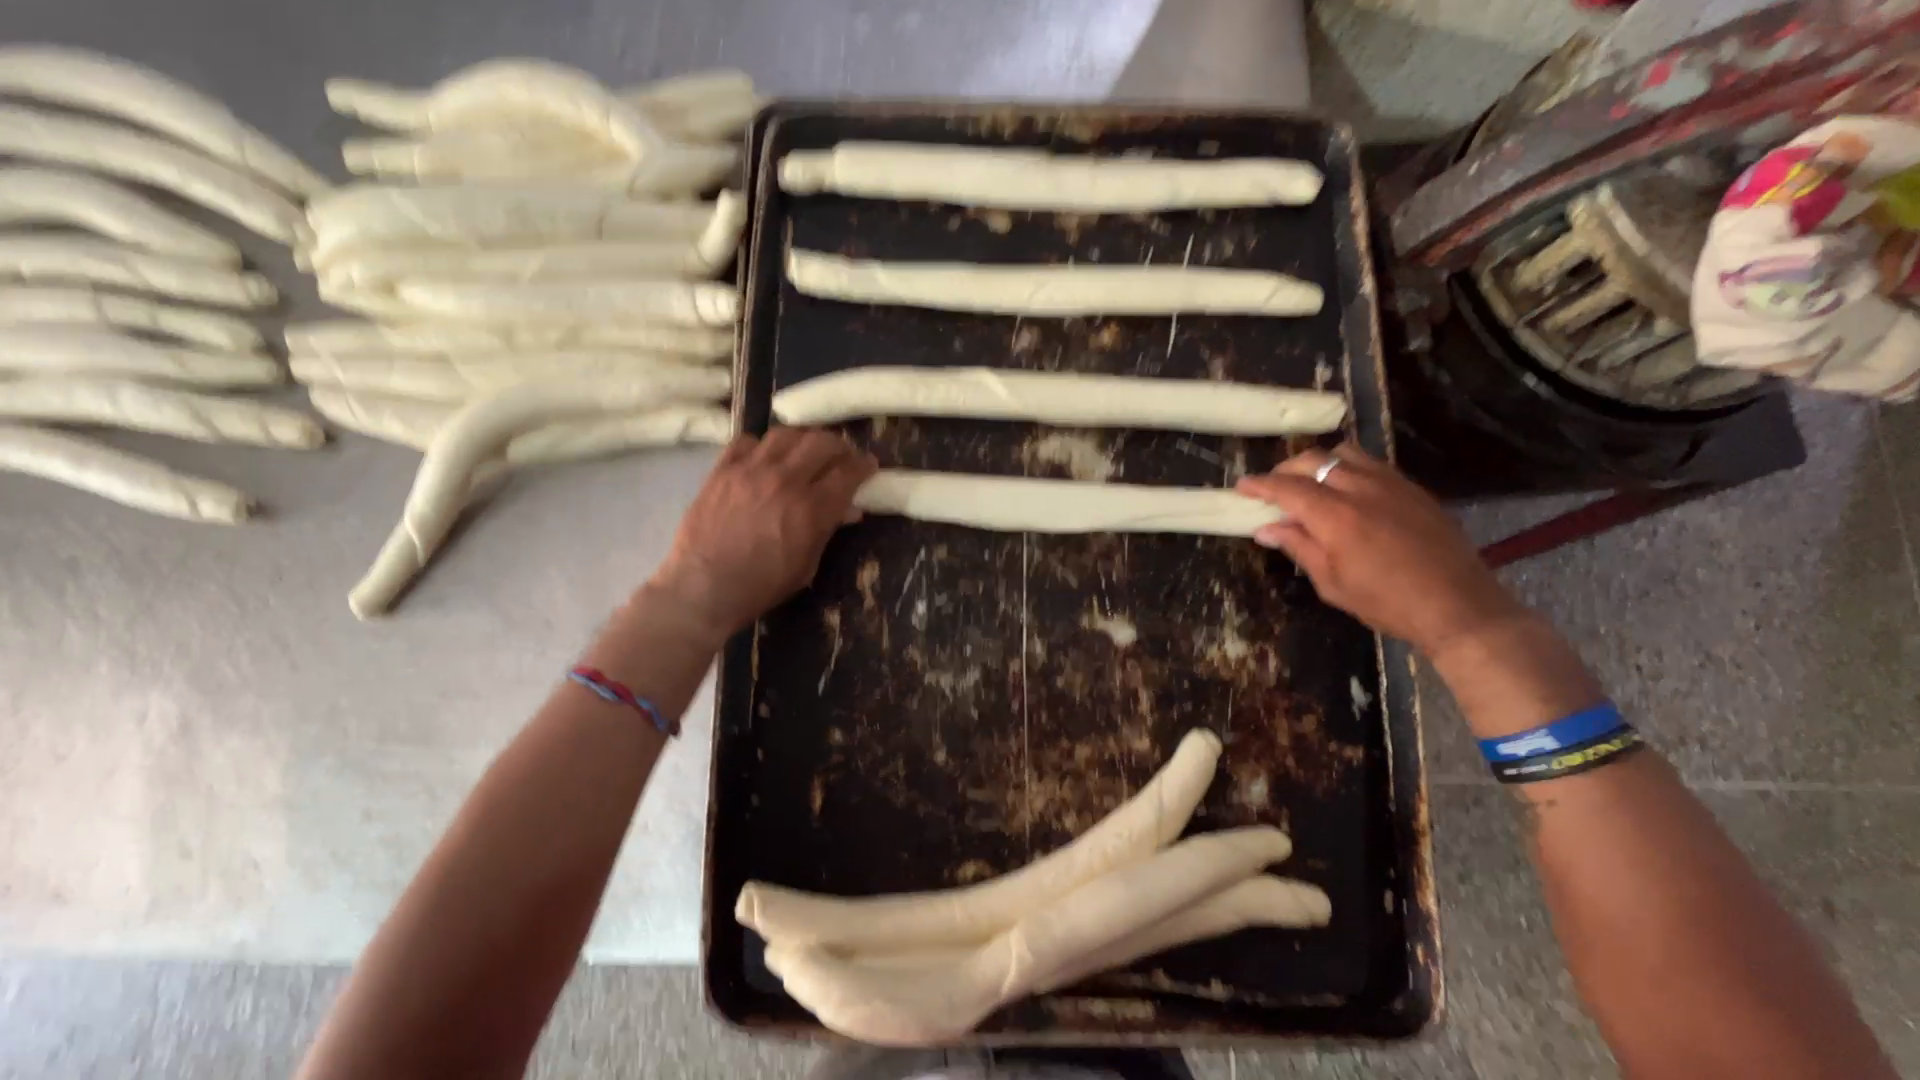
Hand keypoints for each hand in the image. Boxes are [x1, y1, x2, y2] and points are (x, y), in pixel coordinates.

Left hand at [648, 428, 877, 644]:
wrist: (702, 588)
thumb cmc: (760, 587)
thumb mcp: (806, 565)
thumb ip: (827, 531)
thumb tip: (848, 510)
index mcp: (811, 508)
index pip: (847, 472)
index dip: (863, 465)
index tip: (869, 466)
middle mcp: (784, 480)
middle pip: (821, 443)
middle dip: (839, 447)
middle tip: (841, 456)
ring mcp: (750, 470)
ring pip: (786, 434)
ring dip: (803, 439)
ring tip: (806, 450)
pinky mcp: (722, 470)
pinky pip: (747, 441)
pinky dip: (762, 446)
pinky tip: (765, 458)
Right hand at [1235, 445, 1526, 660]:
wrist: (1457, 605)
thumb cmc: (1386, 603)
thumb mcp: (1332, 583)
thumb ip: (1299, 547)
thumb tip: (1267, 529)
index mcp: (1335, 516)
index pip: (1286, 488)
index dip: (1259, 485)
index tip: (1241, 486)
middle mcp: (1360, 489)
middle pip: (1312, 461)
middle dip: (1285, 470)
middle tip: (1273, 489)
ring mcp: (1391, 484)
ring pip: (1344, 454)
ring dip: (1319, 464)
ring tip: (1312, 484)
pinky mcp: (1412, 488)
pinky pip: (1372, 464)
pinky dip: (1349, 469)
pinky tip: (1348, 492)